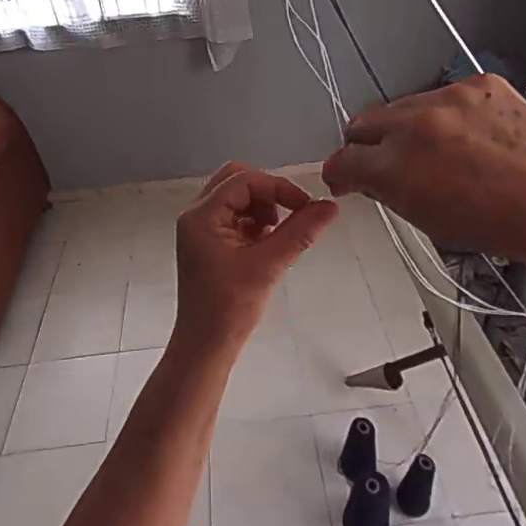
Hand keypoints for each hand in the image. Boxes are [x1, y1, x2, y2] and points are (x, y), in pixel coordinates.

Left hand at [173, 162, 338, 349]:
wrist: (207, 344)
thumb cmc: (228, 309)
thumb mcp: (269, 265)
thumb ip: (300, 231)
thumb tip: (329, 207)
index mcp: (202, 216)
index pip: (244, 180)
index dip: (279, 188)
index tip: (305, 206)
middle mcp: (197, 217)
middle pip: (237, 181)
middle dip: (269, 194)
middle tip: (291, 213)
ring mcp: (201, 230)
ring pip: (237, 198)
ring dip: (263, 208)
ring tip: (278, 236)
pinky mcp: (210, 244)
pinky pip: (235, 217)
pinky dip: (256, 223)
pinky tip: (268, 245)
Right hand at [321, 75, 525, 264]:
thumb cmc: (506, 223)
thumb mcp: (428, 222)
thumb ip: (390, 192)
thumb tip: (373, 179)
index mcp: (396, 167)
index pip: (343, 160)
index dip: (342, 172)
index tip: (346, 176)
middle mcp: (415, 125)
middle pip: (363, 123)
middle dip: (366, 146)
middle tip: (381, 163)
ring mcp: (448, 99)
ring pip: (401, 106)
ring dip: (404, 128)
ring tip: (434, 154)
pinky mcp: (479, 84)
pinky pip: (442, 95)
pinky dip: (444, 115)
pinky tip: (465, 139)